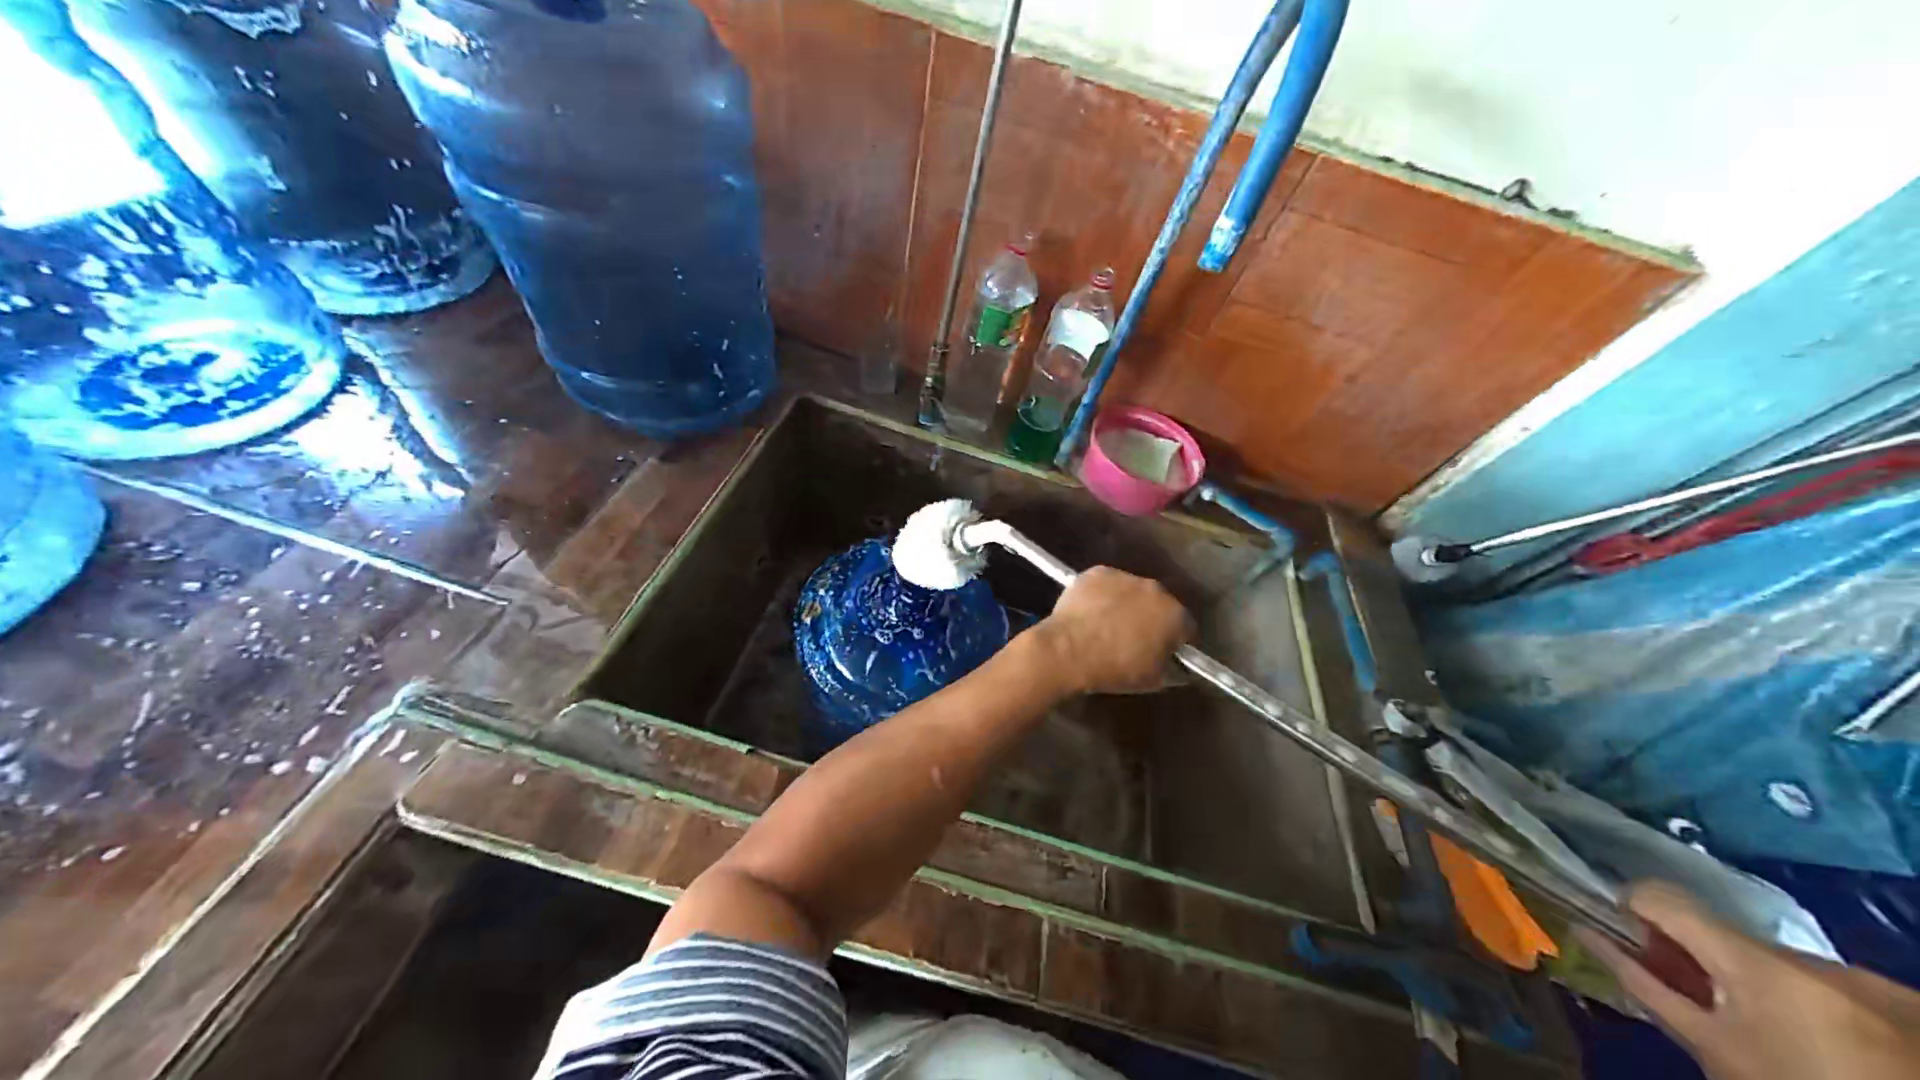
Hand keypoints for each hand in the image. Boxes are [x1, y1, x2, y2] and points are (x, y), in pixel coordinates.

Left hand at [1027, 566, 1190, 696]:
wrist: (1068, 651)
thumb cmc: (1115, 669)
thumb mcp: (1154, 680)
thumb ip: (1172, 668)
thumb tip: (1177, 665)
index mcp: (1175, 615)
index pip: (1185, 628)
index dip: (1174, 642)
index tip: (1161, 653)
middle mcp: (1154, 588)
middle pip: (1158, 605)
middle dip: (1149, 619)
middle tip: (1131, 639)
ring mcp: (1124, 576)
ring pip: (1130, 592)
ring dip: (1124, 604)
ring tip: (1105, 625)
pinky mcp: (1096, 572)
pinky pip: (1105, 584)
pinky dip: (1100, 595)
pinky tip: (1089, 612)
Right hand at [1582, 882, 1919, 1079]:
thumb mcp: (1707, 1045)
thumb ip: (1645, 985)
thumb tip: (1586, 932)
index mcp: (1754, 962)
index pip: (1663, 896)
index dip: (1632, 905)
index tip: (1626, 934)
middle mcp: (1808, 956)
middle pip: (1722, 933)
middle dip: (1698, 956)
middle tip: (1695, 997)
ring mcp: (1866, 977)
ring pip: (1773, 957)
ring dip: (1751, 978)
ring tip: (1763, 1028)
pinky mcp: (1902, 998)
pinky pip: (1824, 979)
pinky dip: (1802, 997)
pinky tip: (1816, 1039)